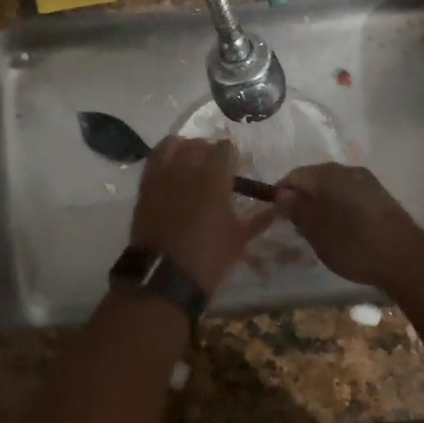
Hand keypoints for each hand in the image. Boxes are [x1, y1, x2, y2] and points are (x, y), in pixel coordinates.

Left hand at [130, 137, 276, 292]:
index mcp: (214, 178)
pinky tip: (172, 171)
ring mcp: (162, 175)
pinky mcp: (145, 186)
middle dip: (210, 151)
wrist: (165, 278)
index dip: (233, 156)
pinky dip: (165, 158)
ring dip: (186, 149)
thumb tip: (278, 204)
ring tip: (192, 163)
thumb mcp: (240, 238)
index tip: (237, 168)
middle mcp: (187, 168)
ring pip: (174, 145)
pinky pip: (154, 159)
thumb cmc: (209, 258)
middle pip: (199, 144)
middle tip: (217, 168)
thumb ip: (260, 217)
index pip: (226, 148)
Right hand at [275, 163, 423, 287]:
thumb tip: (282, 194)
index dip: (282, 193)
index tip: (276, 215)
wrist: (405, 258)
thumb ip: (296, 210)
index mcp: (328, 175)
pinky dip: (339, 207)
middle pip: (315, 178)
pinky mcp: (380, 196)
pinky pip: (350, 194)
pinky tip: (341, 230)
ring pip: (334, 187)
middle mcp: (347, 170)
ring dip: (321, 203)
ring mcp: (367, 181)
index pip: (295, 175)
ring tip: (318, 231)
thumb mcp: (316, 232)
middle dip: (302, 198)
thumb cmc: (353, 245)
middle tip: (296, 225)